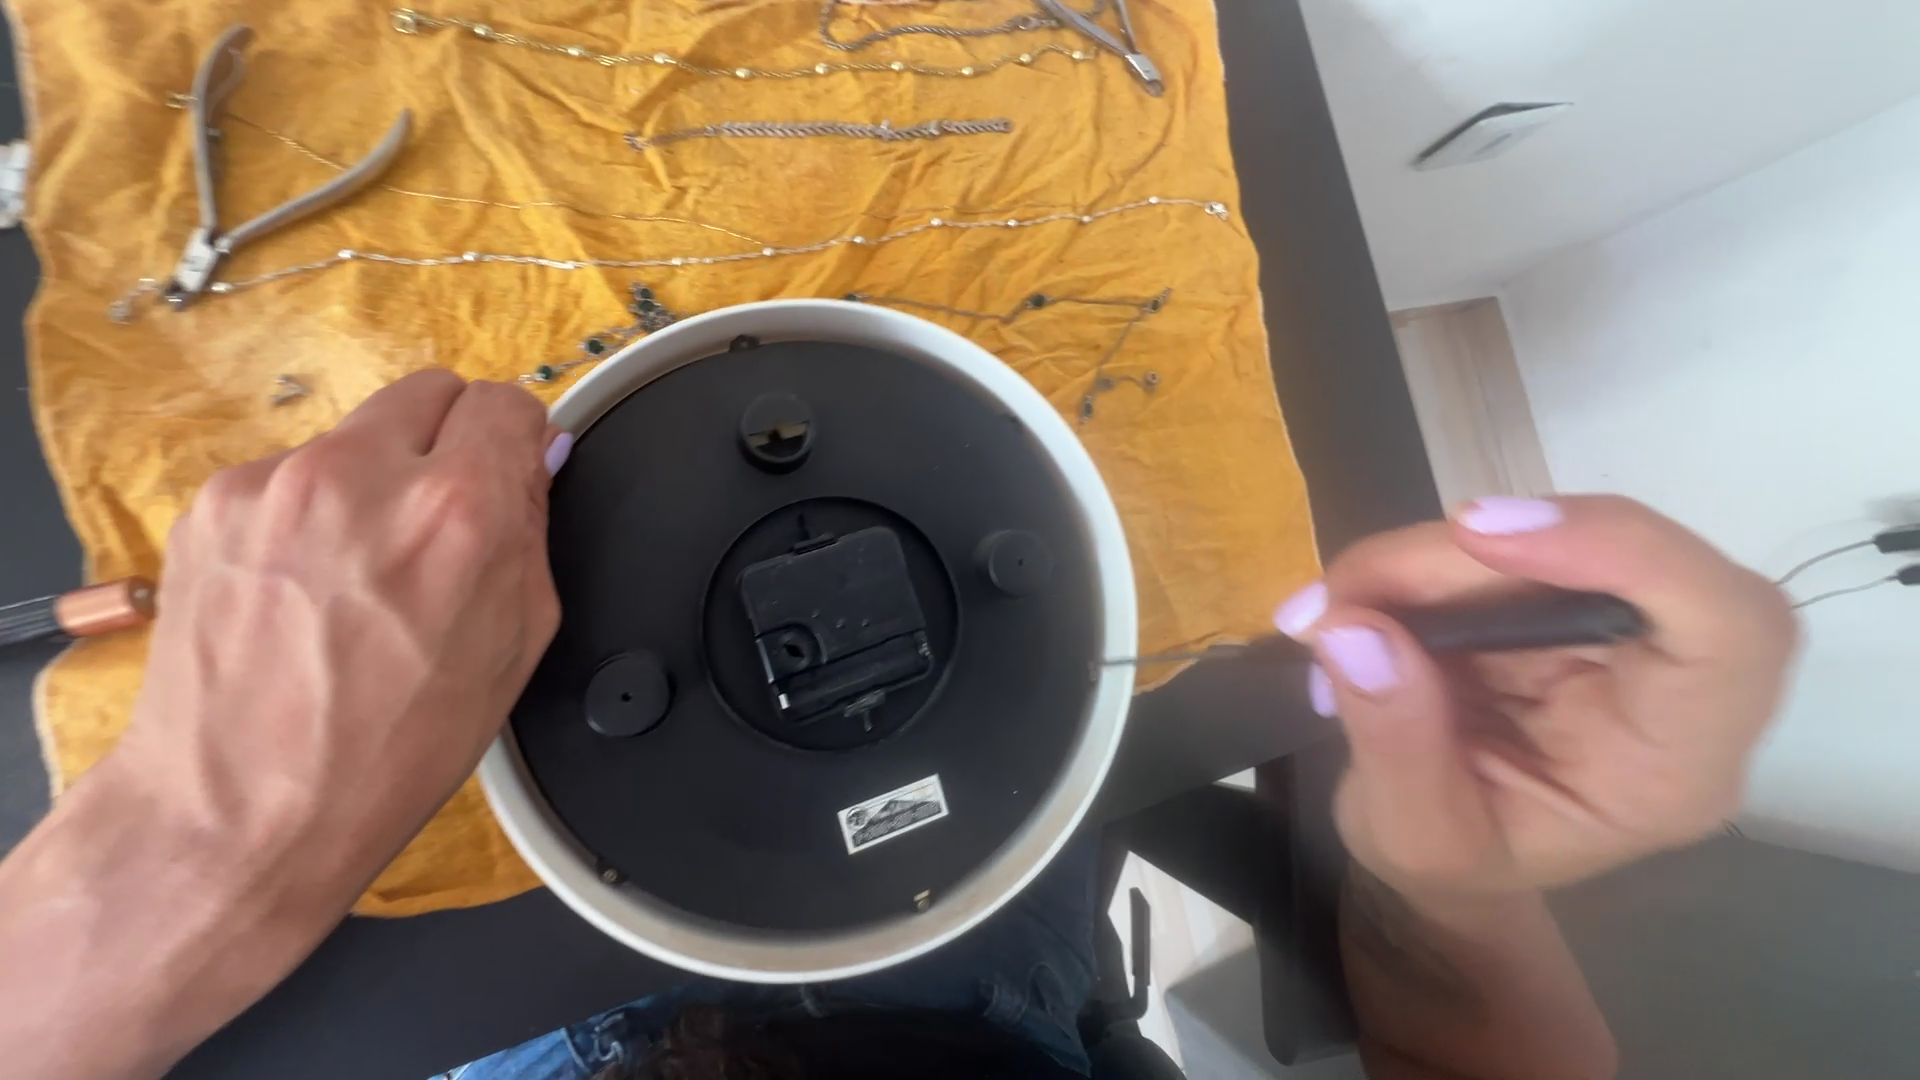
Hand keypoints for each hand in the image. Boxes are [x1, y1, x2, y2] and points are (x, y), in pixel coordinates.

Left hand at [110, 369, 563, 918]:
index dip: (524, 435)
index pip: (507, 403)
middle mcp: (364, 476)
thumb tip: (534, 462)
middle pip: (434, 389)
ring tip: (375, 556)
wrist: (246, 806)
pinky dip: (323, 501)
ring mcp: (275, 483)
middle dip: (459, 434)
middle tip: (454, 504)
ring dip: (387, 471)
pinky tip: (318, 573)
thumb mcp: (521, 633)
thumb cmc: (407, 736)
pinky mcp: (212, 503)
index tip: (517, 466)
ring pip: (363, 431)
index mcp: (460, 513)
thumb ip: (532, 528)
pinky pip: (297, 470)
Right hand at [1276, 495, 1797, 906]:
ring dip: (1410, 562)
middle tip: (1341, 593)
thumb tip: (1351, 628)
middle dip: (1452, 561)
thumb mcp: (1411, 835)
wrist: (1439, 853)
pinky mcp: (1534, 611)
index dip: (1623, 553)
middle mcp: (1653, 685)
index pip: (1724, 628)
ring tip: (1321, 610)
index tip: (1478, 532)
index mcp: (1666, 764)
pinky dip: (1397, 569)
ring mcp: (1593, 639)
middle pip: (1598, 567)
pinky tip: (1344, 604)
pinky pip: (1476, 558)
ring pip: (1526, 549)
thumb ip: (1392, 742)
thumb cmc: (1447, 864)